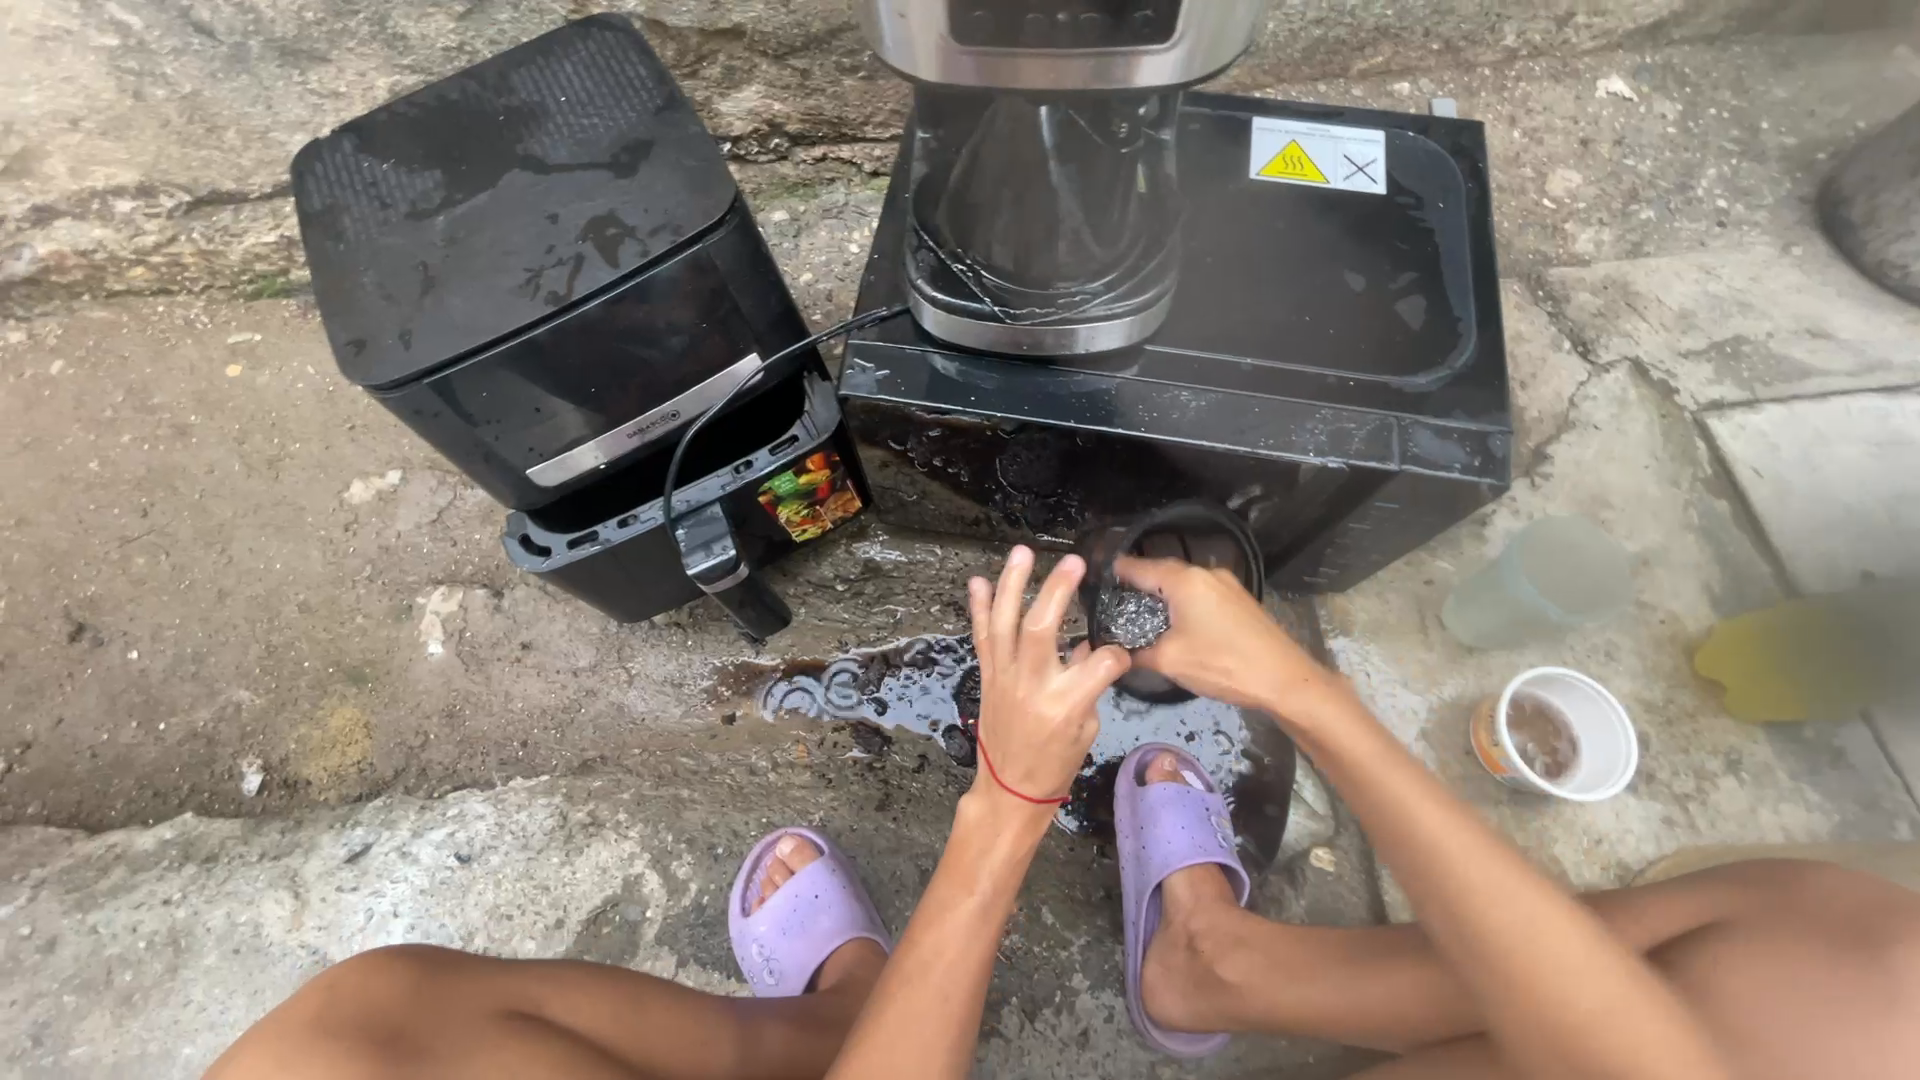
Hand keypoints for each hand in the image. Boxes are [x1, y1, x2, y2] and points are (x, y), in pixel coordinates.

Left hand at [967, 547, 1130, 817]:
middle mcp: (1032, 685)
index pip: (1101, 662)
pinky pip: (982, 637)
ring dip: (1012, 585)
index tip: (1121, 652)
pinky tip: (978, 581)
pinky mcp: (987, 676)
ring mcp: (1004, 677)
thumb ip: (1088, 685)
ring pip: (1005, 623)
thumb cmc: (1055, 764)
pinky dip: (979, 608)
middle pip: (1041, 629)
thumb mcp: (1086, 730)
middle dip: (1057, 591)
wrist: (1010, 789)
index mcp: (1066, 704)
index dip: (1116, 654)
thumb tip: (1087, 648)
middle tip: (1074, 561)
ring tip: (1022, 553)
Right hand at [1114, 556, 1353, 725]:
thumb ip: (1138, 653)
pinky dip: (1182, 602)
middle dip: (1139, 584)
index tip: (1096, 577)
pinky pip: (1201, 593)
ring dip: (1162, 594)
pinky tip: (1175, 622)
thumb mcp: (1170, 660)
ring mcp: (1227, 585)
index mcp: (1184, 580)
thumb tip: (1116, 654)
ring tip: (1140, 613)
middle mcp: (1206, 574)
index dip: (1116, 572)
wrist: (1285, 680)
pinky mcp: (1240, 601)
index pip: (1139, 567)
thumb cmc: (1222, 664)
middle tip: (1114, 599)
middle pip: (1163, 572)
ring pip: (1184, 584)